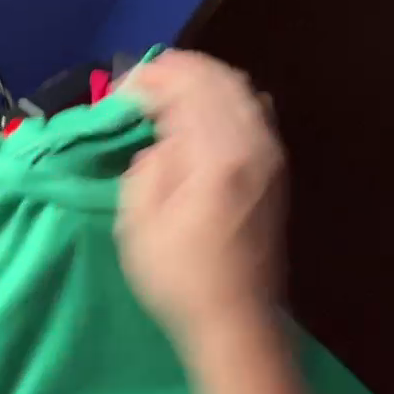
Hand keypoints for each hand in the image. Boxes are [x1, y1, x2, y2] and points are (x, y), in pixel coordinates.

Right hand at [116, 51, 286, 347]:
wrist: (236, 321)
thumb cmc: (177, 276)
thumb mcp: (138, 222)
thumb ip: (148, 167)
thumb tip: (160, 143)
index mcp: (217, 156)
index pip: (187, 88)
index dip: (149, 80)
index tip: (118, 91)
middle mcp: (253, 146)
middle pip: (219, 81)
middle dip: (176, 72)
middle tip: (139, 84)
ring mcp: (270, 157)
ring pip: (241, 92)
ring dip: (202, 83)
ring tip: (166, 93)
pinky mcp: (275, 172)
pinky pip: (253, 114)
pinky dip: (223, 101)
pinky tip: (201, 114)